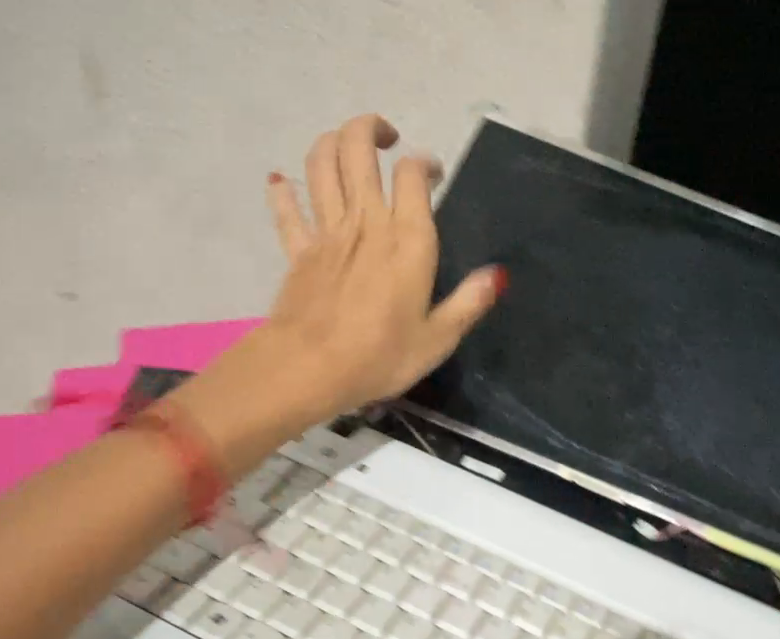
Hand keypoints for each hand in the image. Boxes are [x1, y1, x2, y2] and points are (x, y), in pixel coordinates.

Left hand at [256, 114, 503, 421]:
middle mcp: (366, 222)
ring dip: (332, 142)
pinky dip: (283, 190)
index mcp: (407, 240)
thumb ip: (468, 302)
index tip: (432, 175)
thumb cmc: (381, 357)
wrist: (310, 368)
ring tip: (347, 148)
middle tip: (387, 140)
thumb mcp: (438, 339)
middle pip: (358, 147)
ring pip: (321, 162)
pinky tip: (282, 181)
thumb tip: (498, 275)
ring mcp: (326, 232)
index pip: (412, 174)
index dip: (423, 164)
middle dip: (371, 129)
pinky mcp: (298, 250)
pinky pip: (287, 209)